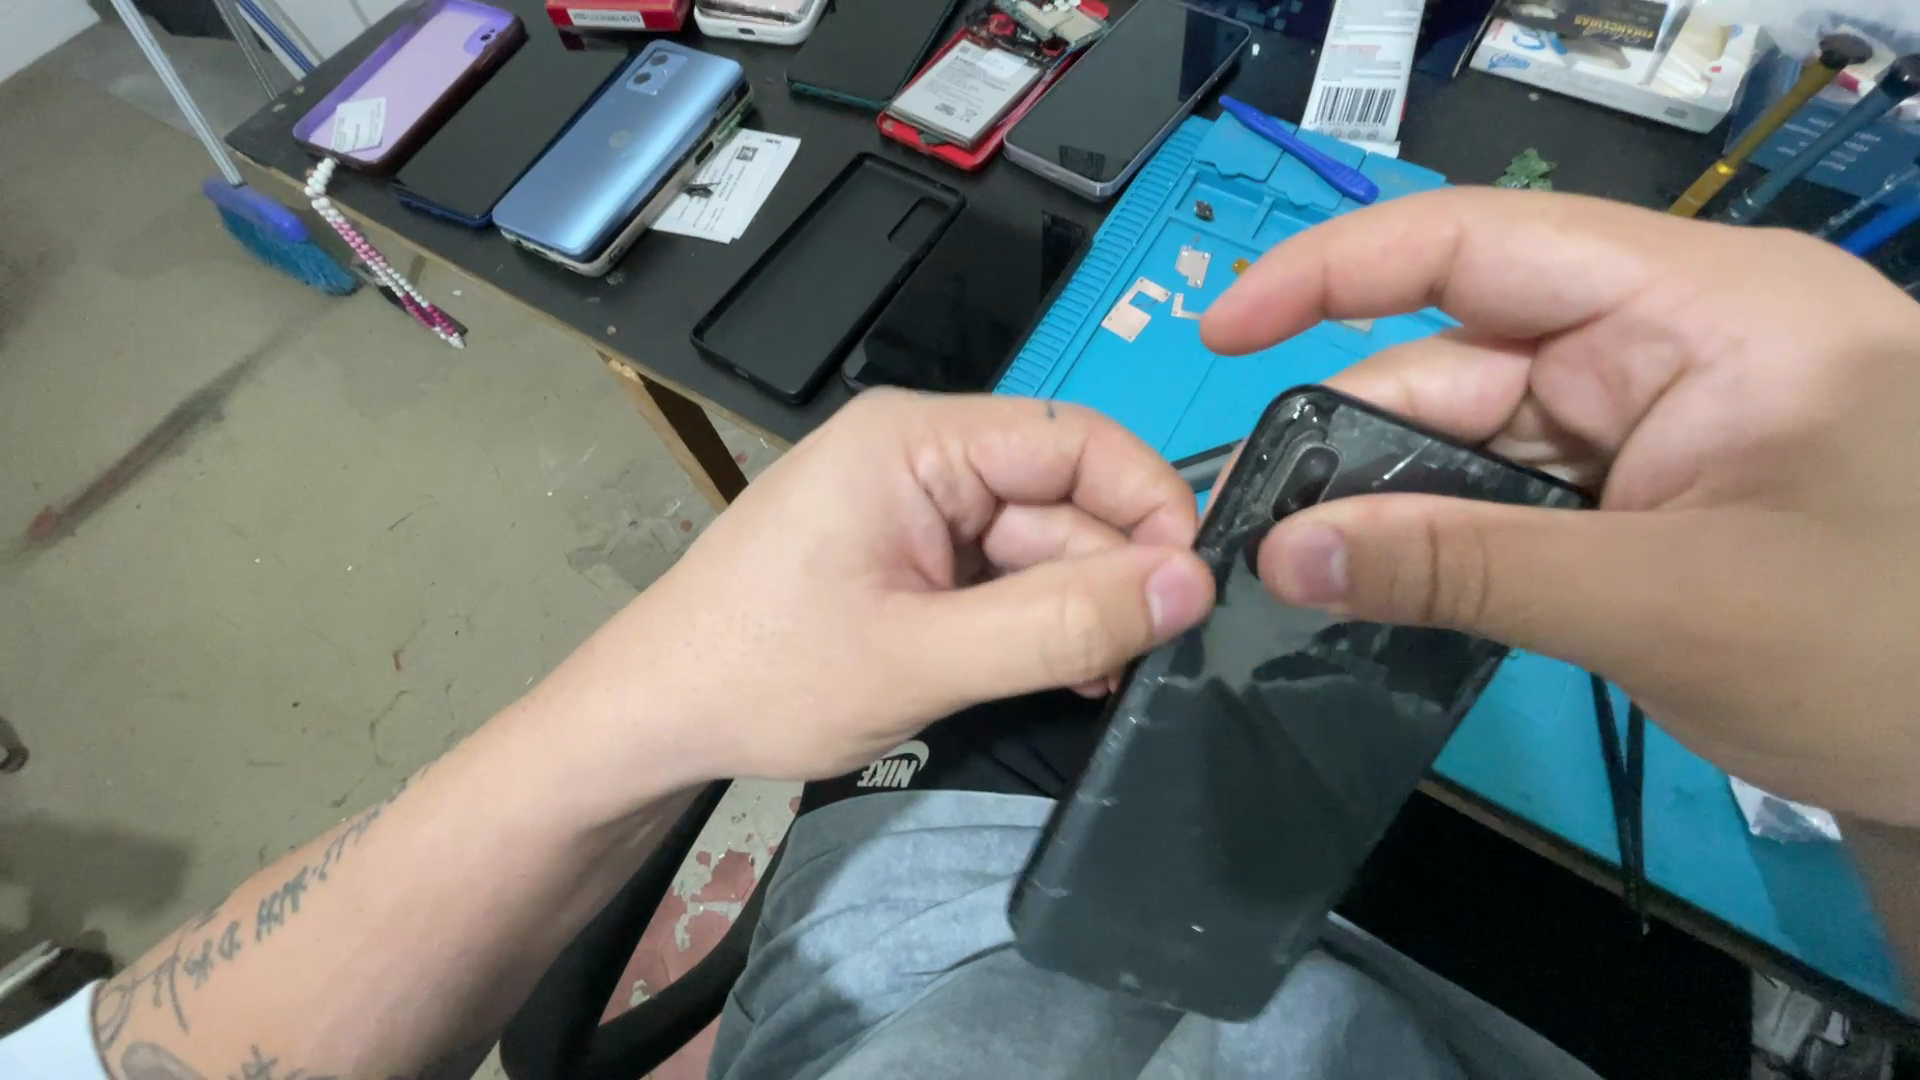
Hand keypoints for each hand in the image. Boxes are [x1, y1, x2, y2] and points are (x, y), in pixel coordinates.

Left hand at [527, 392, 1214, 789]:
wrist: (656, 716)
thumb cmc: (765, 674)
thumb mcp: (922, 657)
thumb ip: (1058, 623)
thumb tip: (1188, 586)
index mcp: (915, 440)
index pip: (1072, 440)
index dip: (1147, 504)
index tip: (1190, 586)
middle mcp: (921, 457)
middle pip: (1058, 501)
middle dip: (1106, 580)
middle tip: (1140, 663)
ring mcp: (915, 510)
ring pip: (1036, 548)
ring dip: (1074, 612)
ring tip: (1096, 680)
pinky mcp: (910, 557)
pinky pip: (1000, 577)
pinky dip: (1035, 623)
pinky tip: (1057, 670)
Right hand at [1203, 188, 1919, 828]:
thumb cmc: (1905, 658)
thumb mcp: (1664, 603)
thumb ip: (1458, 571)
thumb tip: (1281, 556)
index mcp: (1691, 311)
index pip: (1472, 243)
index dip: (1329, 274)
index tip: (1222, 333)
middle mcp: (1637, 347)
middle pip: (1434, 367)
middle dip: (1335, 447)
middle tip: (1246, 529)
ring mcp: (1609, 424)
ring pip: (1435, 441)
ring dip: (1365, 504)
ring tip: (1293, 566)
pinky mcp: (1589, 490)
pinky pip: (1462, 494)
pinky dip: (1407, 538)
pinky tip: (1363, 575)